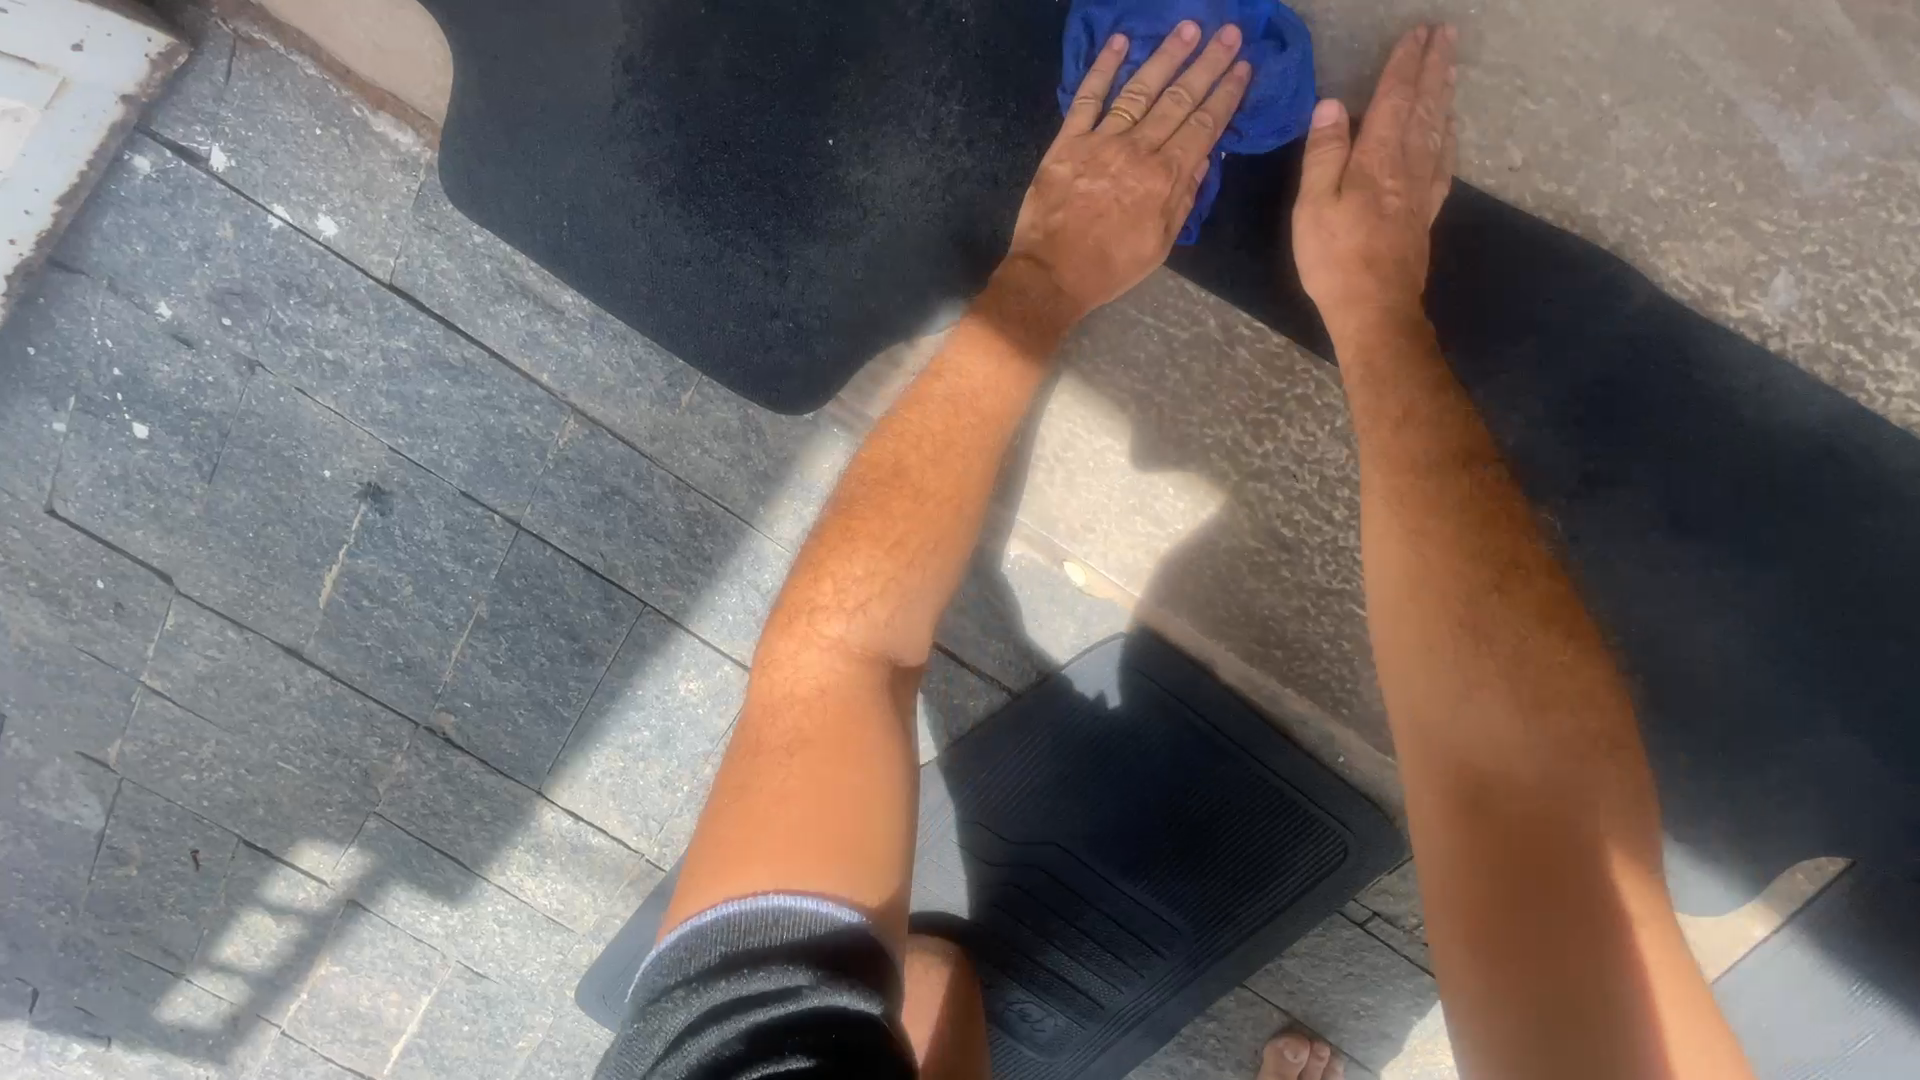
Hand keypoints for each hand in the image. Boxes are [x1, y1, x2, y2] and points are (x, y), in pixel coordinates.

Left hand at [1000, 23, 1250, 323]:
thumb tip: (1204, 159)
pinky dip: (1103, 68)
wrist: (1051, 275)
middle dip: (1206, 64)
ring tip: (1188, 29)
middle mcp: (1137, 151)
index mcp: (1164, 179)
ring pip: (1139, 90)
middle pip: (1178, 99)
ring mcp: (1100, 142)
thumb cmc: (1108, 269)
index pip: (1203, 127)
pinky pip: (1088, 97)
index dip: (1225, 95)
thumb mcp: (1159, 246)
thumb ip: (1183, 200)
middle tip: (1228, 34)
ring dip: (1166, 56)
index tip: (1242, 67)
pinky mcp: (1067, 142)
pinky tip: (1120, 42)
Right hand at [1292, 25, 1456, 335]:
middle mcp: (1406, 166)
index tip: (1416, 33)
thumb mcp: (1313, 207)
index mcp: (1375, 160)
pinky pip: (1444, 162)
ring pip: (1438, 129)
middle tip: (1443, 35)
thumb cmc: (1334, 259)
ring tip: (1449, 68)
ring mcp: (1421, 189)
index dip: (1404, 65)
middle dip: (1432, 69)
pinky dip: (1448, 136)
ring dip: (1443, 94)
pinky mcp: (1426, 212)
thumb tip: (1332, 106)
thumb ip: (1324, 155)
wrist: (1374, 306)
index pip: (1394, 100)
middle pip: (1424, 107)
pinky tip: (1449, 128)